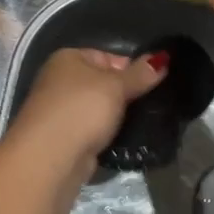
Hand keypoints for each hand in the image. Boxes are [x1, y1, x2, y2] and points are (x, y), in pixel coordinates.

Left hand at [9, 47, 166, 159]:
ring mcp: (59, 111)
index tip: (153, 83)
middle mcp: (59, 80)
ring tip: (144, 124)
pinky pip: (92, 130)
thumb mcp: (116, 87)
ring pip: (98, 109)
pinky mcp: (64, 138)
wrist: (50, 157)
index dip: (131, 68)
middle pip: (102, 83)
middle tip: (152, 105)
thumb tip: (163, 57)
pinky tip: (125, 140)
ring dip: (117, 117)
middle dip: (126, 95)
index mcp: (67, 58)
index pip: (107, 56)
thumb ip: (140, 73)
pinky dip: (107, 135)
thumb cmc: (82, 109)